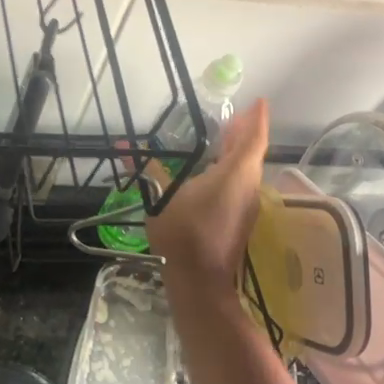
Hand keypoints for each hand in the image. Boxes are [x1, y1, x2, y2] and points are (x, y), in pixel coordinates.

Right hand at [145, 98, 270, 297]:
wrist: (200, 282)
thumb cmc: (183, 235)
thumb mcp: (161, 199)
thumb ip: (149, 172)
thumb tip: (125, 148)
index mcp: (235, 174)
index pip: (253, 137)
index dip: (256, 118)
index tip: (257, 101)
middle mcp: (249, 186)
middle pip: (252, 153)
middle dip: (244, 134)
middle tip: (231, 119)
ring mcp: (248, 206)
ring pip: (248, 172)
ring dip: (238, 155)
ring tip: (221, 142)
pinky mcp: (242, 222)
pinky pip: (241, 187)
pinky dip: (233, 173)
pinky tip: (214, 175)